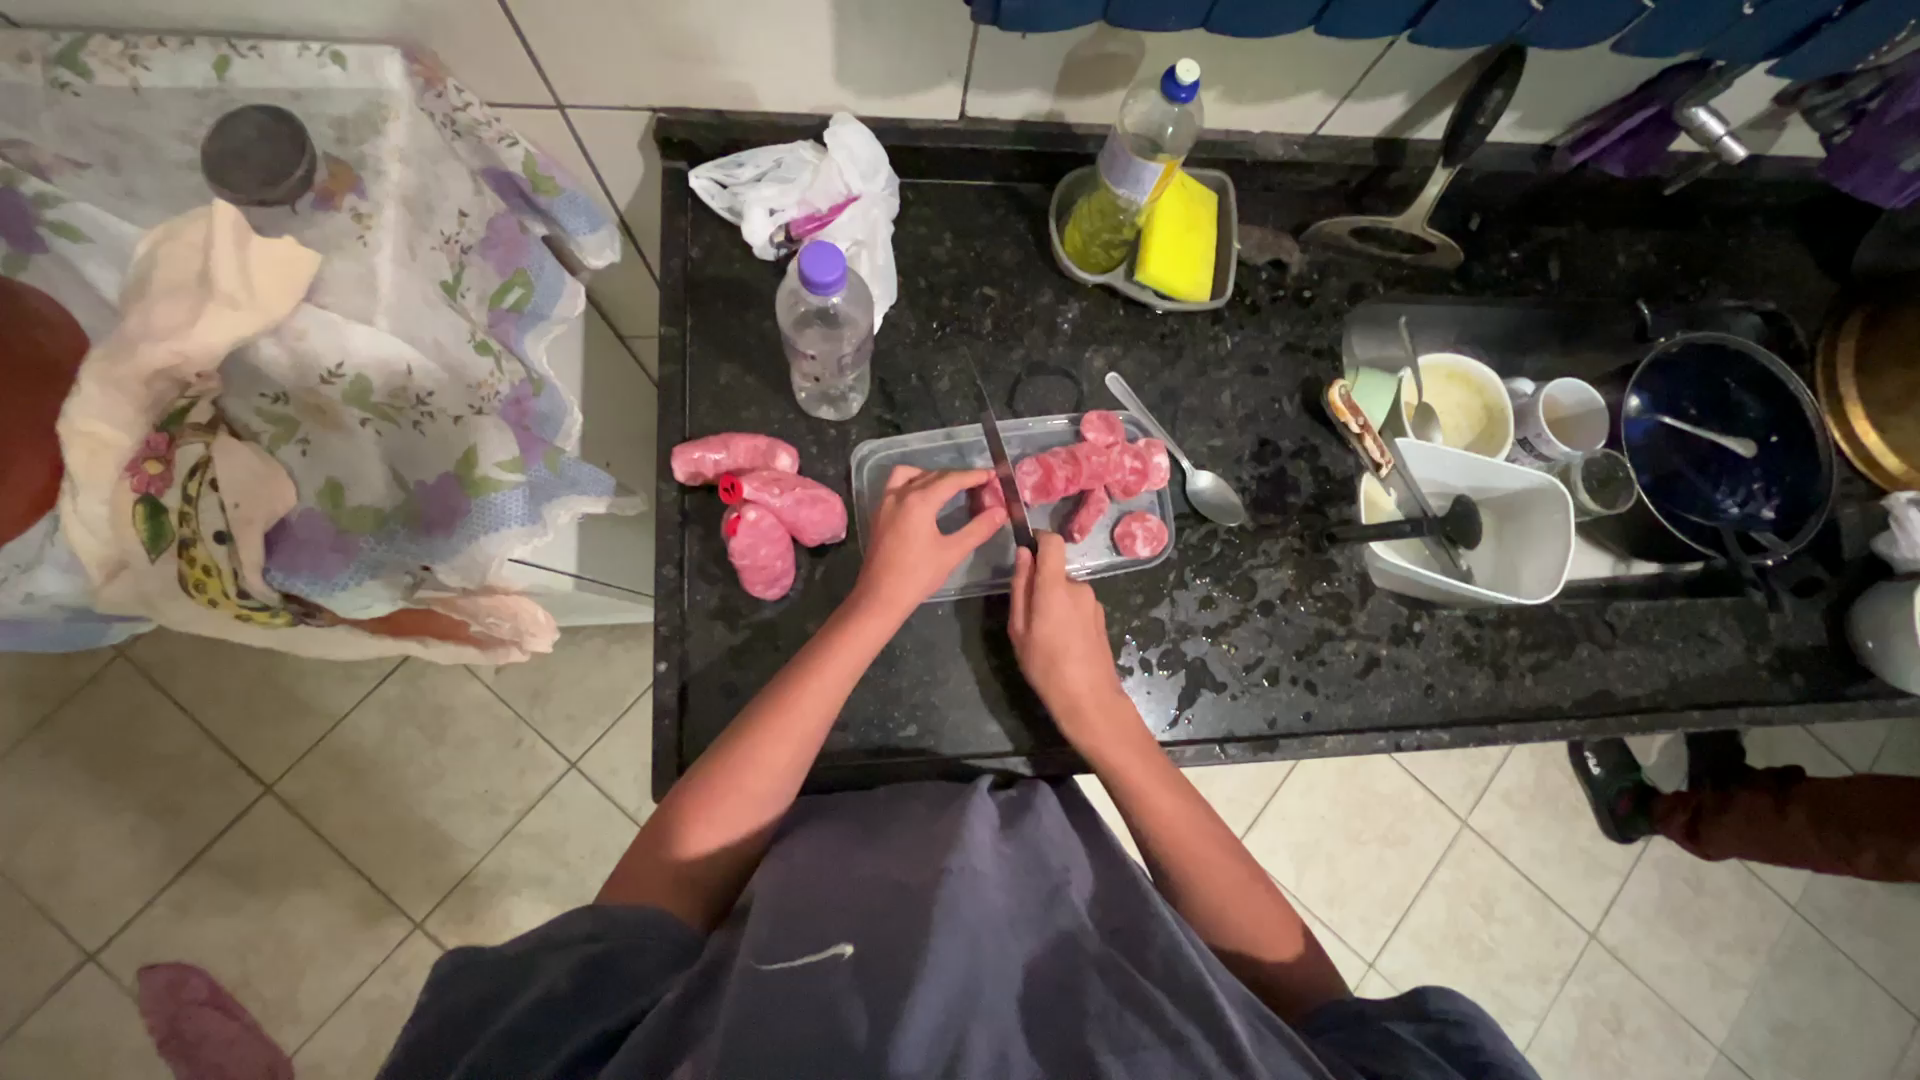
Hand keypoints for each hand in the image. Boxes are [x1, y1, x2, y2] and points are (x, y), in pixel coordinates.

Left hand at [853, 466, 1006, 615]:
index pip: (951, 480)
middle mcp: (900, 495)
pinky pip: (895, 486)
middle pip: (933, 475)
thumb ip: (978, 529)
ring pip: (910, 475)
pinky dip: (912, 483)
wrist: (880, 596)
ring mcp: (885, 503)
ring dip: (930, 475)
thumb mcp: (952, 553)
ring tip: (947, 487)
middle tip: (978, 484)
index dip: (974, 476)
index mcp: (920, 502)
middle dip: (956, 476)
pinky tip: (922, 499)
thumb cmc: (918, 576)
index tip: (991, 475)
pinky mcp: (878, 513)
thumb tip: (1000, 512)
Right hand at [1008, 531, 1129, 739]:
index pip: (1053, 542)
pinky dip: (1067, 615)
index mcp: (1055, 586)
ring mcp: (1093, 602)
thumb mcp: (1018, 629)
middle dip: (1040, 585)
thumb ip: (1020, 587)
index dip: (1039, 539)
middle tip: (1028, 618)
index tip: (1026, 551)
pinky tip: (1062, 643)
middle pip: (1055, 571)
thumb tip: (1023, 555)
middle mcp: (1078, 587)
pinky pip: (1077, 605)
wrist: (1089, 698)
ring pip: (1066, 590)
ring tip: (1044, 635)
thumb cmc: (1045, 666)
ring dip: (1054, 602)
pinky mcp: (1100, 617)